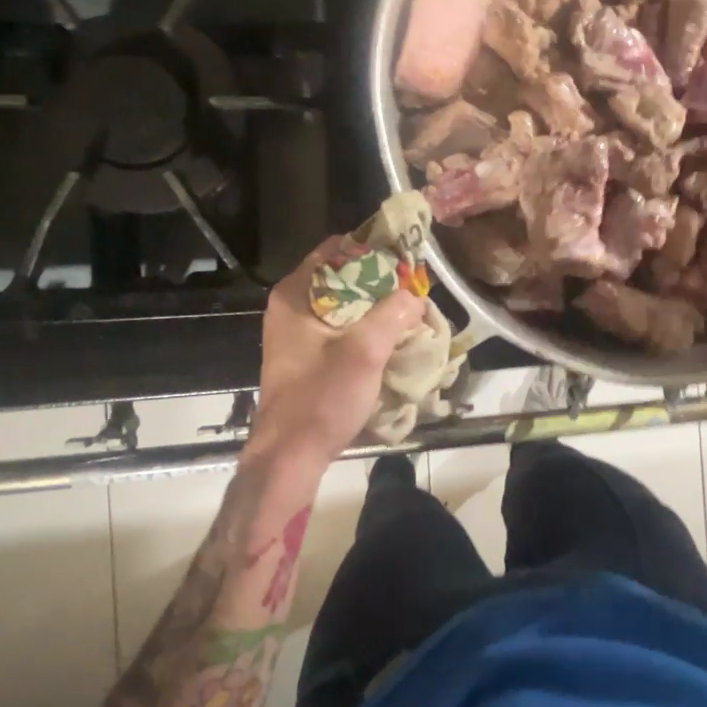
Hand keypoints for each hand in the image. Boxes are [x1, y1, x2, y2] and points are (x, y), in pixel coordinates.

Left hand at [246, 237, 427, 463]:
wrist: (290, 457)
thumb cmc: (321, 398)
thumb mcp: (365, 351)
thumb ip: (394, 314)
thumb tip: (415, 297)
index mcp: (297, 294)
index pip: (338, 249)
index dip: (375, 249)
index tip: (408, 261)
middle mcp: (294, 306)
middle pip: (346, 276)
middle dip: (383, 281)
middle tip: (417, 290)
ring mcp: (300, 332)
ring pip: (349, 304)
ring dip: (380, 307)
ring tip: (413, 313)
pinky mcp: (310, 355)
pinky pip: (346, 327)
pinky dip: (370, 328)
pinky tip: (396, 339)